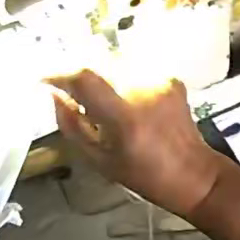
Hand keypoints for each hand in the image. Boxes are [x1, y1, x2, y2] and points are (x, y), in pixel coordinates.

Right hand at [48, 70, 233, 216]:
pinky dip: (120, 80)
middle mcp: (143, 91)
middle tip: (74, 98)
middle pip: (96, 66)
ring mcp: (159, 81)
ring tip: (103, 105)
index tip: (44, 80)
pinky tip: (126, 101)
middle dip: (79, 78)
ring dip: (100, 79)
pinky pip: (132, 68)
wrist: (195, 174)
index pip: (85, 78)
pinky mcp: (169, 77)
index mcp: (125, 118)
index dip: (59, 74)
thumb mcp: (98, 160)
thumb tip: (54, 95)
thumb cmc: (143, 175)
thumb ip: (71, 125)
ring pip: (113, 64)